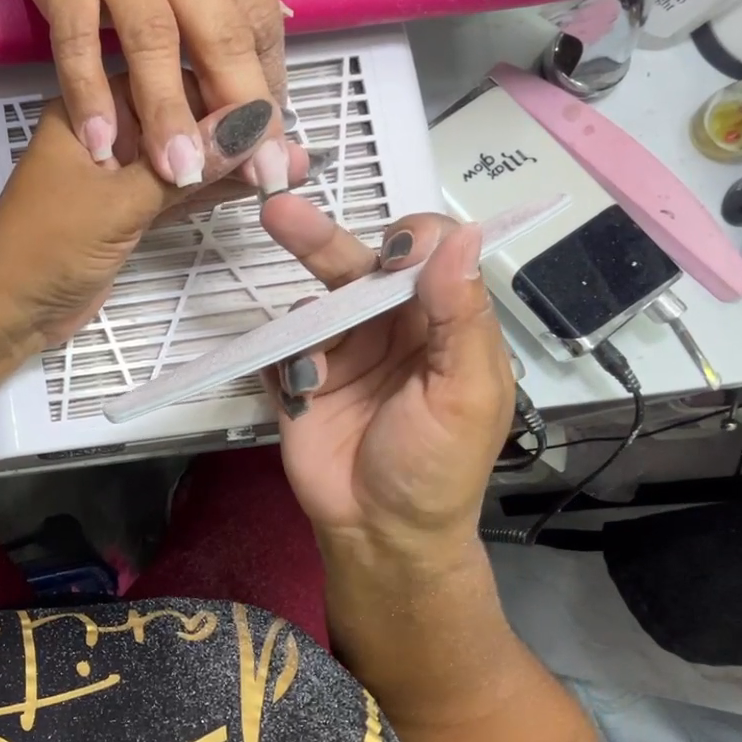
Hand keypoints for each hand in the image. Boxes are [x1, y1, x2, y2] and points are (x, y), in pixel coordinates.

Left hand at [0, 77, 304, 345]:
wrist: (4, 311)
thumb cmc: (46, 248)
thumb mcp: (117, 202)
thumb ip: (184, 164)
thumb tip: (253, 123)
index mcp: (89, 108)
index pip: (168, 83)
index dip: (225, 99)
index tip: (280, 114)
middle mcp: (104, 131)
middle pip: (180, 122)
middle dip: (236, 136)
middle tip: (294, 149)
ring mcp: (114, 175)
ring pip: (181, 160)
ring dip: (229, 167)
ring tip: (289, 169)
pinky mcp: (122, 212)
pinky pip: (173, 192)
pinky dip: (207, 192)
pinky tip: (250, 188)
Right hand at [10, 0, 290, 192]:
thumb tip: (259, 36)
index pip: (258, 23)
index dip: (270, 88)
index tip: (277, 147)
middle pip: (219, 37)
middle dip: (241, 113)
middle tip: (257, 178)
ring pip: (153, 42)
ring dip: (167, 113)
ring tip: (178, 174)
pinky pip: (76, 39)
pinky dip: (88, 92)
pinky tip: (99, 142)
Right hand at [258, 197, 513, 555]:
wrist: (377, 529)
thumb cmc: (436, 465)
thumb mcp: (464, 393)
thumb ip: (459, 317)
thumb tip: (455, 238)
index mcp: (440, 323)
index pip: (426, 256)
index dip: (409, 243)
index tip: (394, 252)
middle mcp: (386, 328)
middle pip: (354, 268)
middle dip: (319, 239)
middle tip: (279, 212)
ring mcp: (337, 354)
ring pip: (310, 304)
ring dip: (297, 307)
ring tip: (303, 349)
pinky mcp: (296, 381)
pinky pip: (278, 350)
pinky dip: (277, 356)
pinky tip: (298, 385)